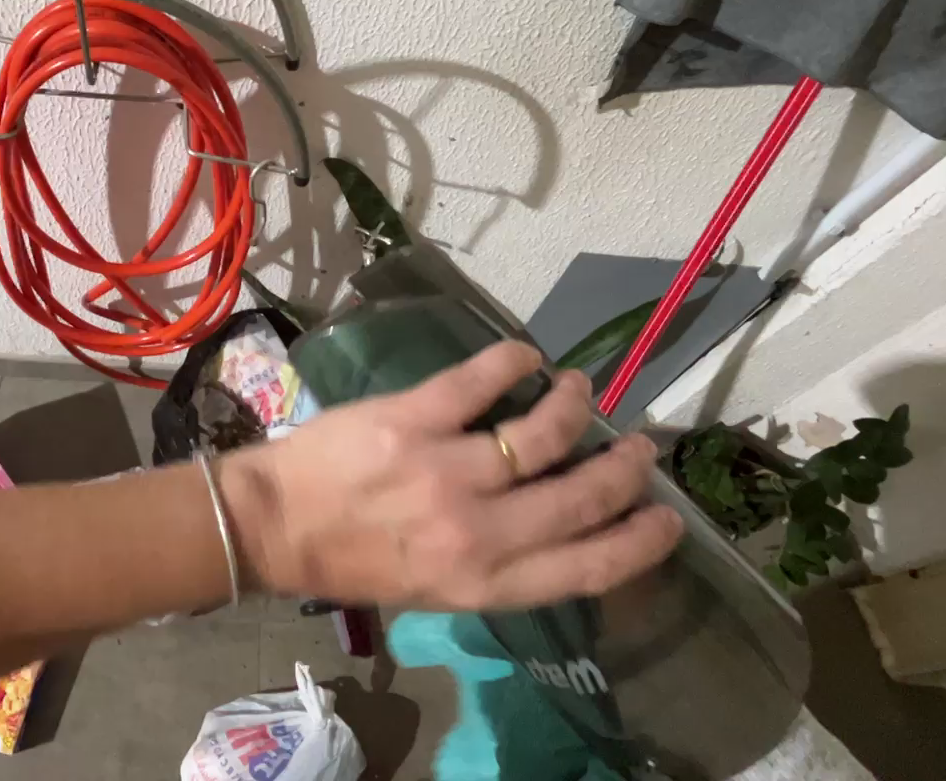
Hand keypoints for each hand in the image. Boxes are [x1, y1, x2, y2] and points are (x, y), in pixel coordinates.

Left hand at [216, 341, 682, 609]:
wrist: (276, 525)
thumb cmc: (352, 560)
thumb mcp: (434, 589)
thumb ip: (497, 565)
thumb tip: (554, 525)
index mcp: (485, 582)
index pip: (590, 565)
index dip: (642, 541)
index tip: (669, 516)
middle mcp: (477, 530)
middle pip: (580, 495)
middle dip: (623, 467)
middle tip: (638, 444)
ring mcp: (445, 469)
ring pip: (541, 432)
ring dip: (573, 405)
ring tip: (581, 388)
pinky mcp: (410, 419)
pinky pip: (479, 382)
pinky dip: (513, 362)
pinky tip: (526, 356)